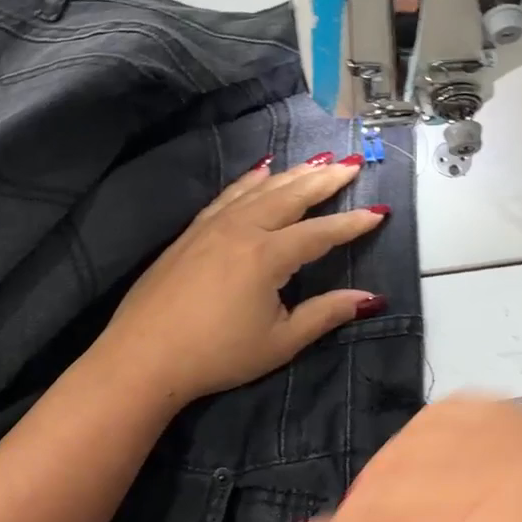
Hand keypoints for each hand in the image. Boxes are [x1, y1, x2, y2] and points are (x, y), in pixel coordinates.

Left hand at [90, 152, 386, 405]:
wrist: (142, 358)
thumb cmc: (217, 356)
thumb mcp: (280, 342)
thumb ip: (325, 314)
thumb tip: (369, 298)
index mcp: (268, 256)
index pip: (320, 233)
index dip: (352, 224)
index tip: (379, 212)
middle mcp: (242, 230)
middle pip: (291, 196)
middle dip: (325, 180)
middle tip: (352, 164)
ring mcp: (213, 227)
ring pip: (260, 190)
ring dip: (292, 174)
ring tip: (318, 162)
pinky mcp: (191, 233)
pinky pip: (228, 196)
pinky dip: (250, 181)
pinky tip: (262, 172)